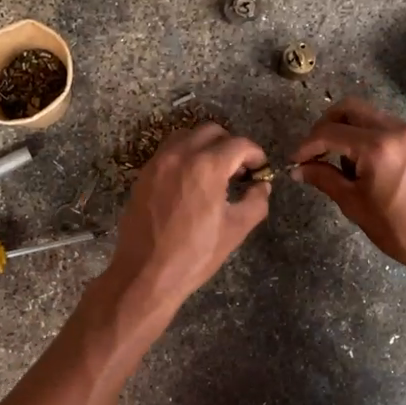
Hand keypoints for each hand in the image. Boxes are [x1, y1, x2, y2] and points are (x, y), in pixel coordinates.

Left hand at [102, 124, 270, 313]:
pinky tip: (192, 181)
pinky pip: (169, 151)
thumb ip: (256, 201)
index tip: (260, 169)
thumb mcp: (235, 229)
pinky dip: (185, 155)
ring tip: (214, 173)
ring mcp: (159, 162)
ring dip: (206, 146)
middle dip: (231, 146)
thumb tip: (261, 185)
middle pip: (212, 131)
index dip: (256, 154)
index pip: (239, 144)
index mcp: (207, 166)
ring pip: (187, 136)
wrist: (146, 273)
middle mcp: (181, 155)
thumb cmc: (195, 254)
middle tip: (239, 170)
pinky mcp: (144, 173)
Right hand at [290, 98, 405, 273]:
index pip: (329, 132)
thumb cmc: (398, 230)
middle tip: (316, 149)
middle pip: (350, 108)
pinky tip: (371, 166)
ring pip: (371, 116)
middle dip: (327, 124)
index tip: (296, 160)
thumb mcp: (354, 205)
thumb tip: (298, 169)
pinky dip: (373, 137)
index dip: (307, 145)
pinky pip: (391, 128)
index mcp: (376, 146)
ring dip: (350, 130)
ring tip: (345, 164)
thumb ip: (324, 179)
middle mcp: (396, 129)